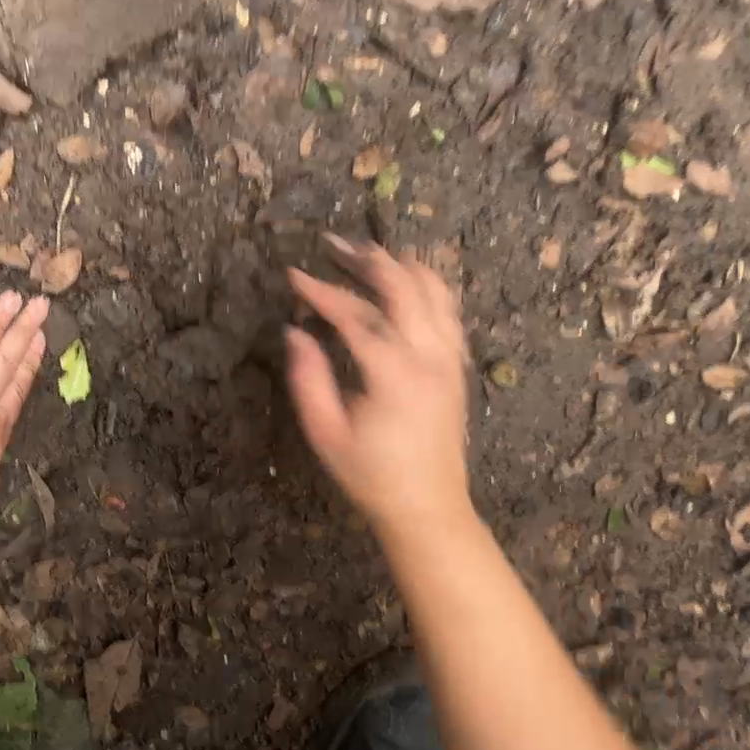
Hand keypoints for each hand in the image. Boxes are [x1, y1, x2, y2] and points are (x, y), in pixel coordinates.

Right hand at [285, 236, 471, 531]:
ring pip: (435, 292)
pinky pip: (448, 311)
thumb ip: (309, 379)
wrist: (427, 505)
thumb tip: (296, 332)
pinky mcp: (457, 366)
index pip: (355, 315)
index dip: (322, 290)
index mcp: (393, 374)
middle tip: (333, 244)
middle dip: (367, 260)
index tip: (292, 274)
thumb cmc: (369, 473)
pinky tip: (407, 278)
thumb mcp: (325, 432)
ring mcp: (450, 359)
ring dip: (402, 265)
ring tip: (369, 251)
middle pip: (403, 288)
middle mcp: (429, 357)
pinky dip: (428, 285)